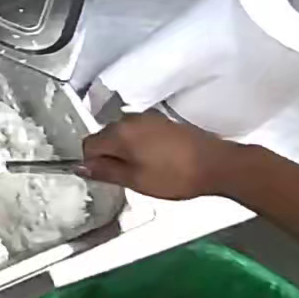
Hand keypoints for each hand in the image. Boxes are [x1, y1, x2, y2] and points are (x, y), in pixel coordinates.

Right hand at [78, 111, 249, 200]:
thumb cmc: (175, 176)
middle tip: (128, 176)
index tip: (110, 177)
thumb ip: (105, 171)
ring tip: (144, 168)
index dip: (93, 162)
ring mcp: (146, 117)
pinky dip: (139, 143)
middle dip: (109, 155)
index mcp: (118, 133)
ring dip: (125, 149)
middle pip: (104, 136)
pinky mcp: (162, 119)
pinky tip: (156, 158)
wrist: (219, 164)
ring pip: (122, 133)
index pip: (88, 145)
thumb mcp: (136, 180)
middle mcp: (128, 119)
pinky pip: (138, 130)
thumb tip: (79, 167)